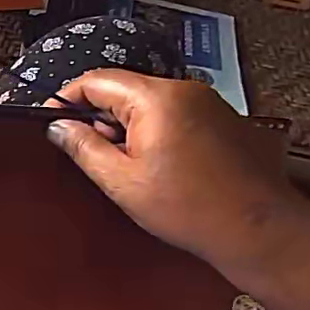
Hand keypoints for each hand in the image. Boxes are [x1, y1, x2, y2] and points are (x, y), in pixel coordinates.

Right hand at [49, 69, 309, 276]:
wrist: (257, 229)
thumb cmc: (193, 209)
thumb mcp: (122, 181)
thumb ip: (84, 147)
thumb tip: (58, 127)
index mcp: (156, 99)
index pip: (96, 80)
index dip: (67, 99)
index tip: (53, 120)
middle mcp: (185, 90)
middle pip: (124, 90)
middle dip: (100, 118)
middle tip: (92, 155)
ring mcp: (207, 102)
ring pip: (149, 103)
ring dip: (128, 127)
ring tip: (129, 168)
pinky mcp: (221, 118)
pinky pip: (175, 114)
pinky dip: (156, 132)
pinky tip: (158, 167)